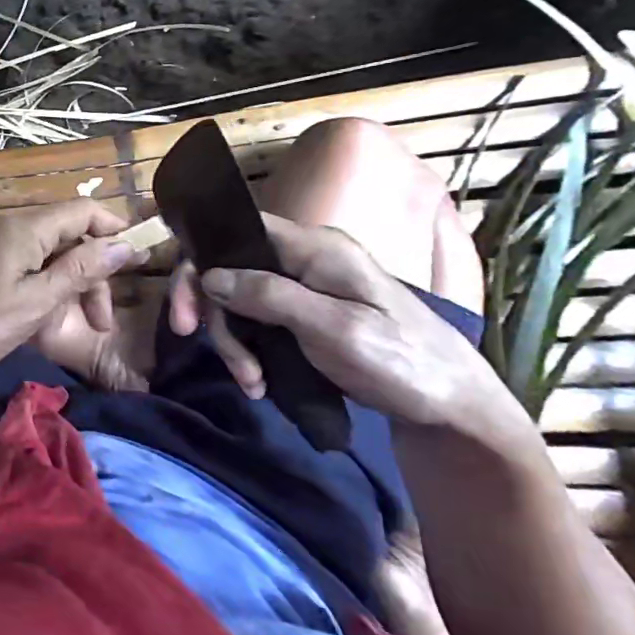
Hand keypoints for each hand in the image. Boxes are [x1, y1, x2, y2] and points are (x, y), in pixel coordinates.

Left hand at [0, 201, 147, 401]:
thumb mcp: (36, 303)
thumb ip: (81, 271)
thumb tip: (125, 246)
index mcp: (24, 228)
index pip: (84, 211)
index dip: (116, 231)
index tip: (141, 262)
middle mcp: (10, 226)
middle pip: (69, 236)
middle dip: (93, 273)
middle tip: (102, 323)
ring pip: (50, 254)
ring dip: (72, 286)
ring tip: (80, 329)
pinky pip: (28, 266)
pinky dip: (47, 288)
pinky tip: (48, 320)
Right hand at [174, 213, 526, 436]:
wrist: (450, 405)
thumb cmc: (402, 362)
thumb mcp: (335, 330)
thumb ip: (271, 296)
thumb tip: (210, 274)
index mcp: (316, 247)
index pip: (239, 229)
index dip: (202, 258)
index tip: (184, 310)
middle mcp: (307, 257)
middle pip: (234, 266)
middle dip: (214, 310)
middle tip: (206, 352)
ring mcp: (308, 286)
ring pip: (243, 297)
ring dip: (235, 339)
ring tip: (252, 384)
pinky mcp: (309, 314)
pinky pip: (262, 320)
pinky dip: (252, 348)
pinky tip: (260, 382)